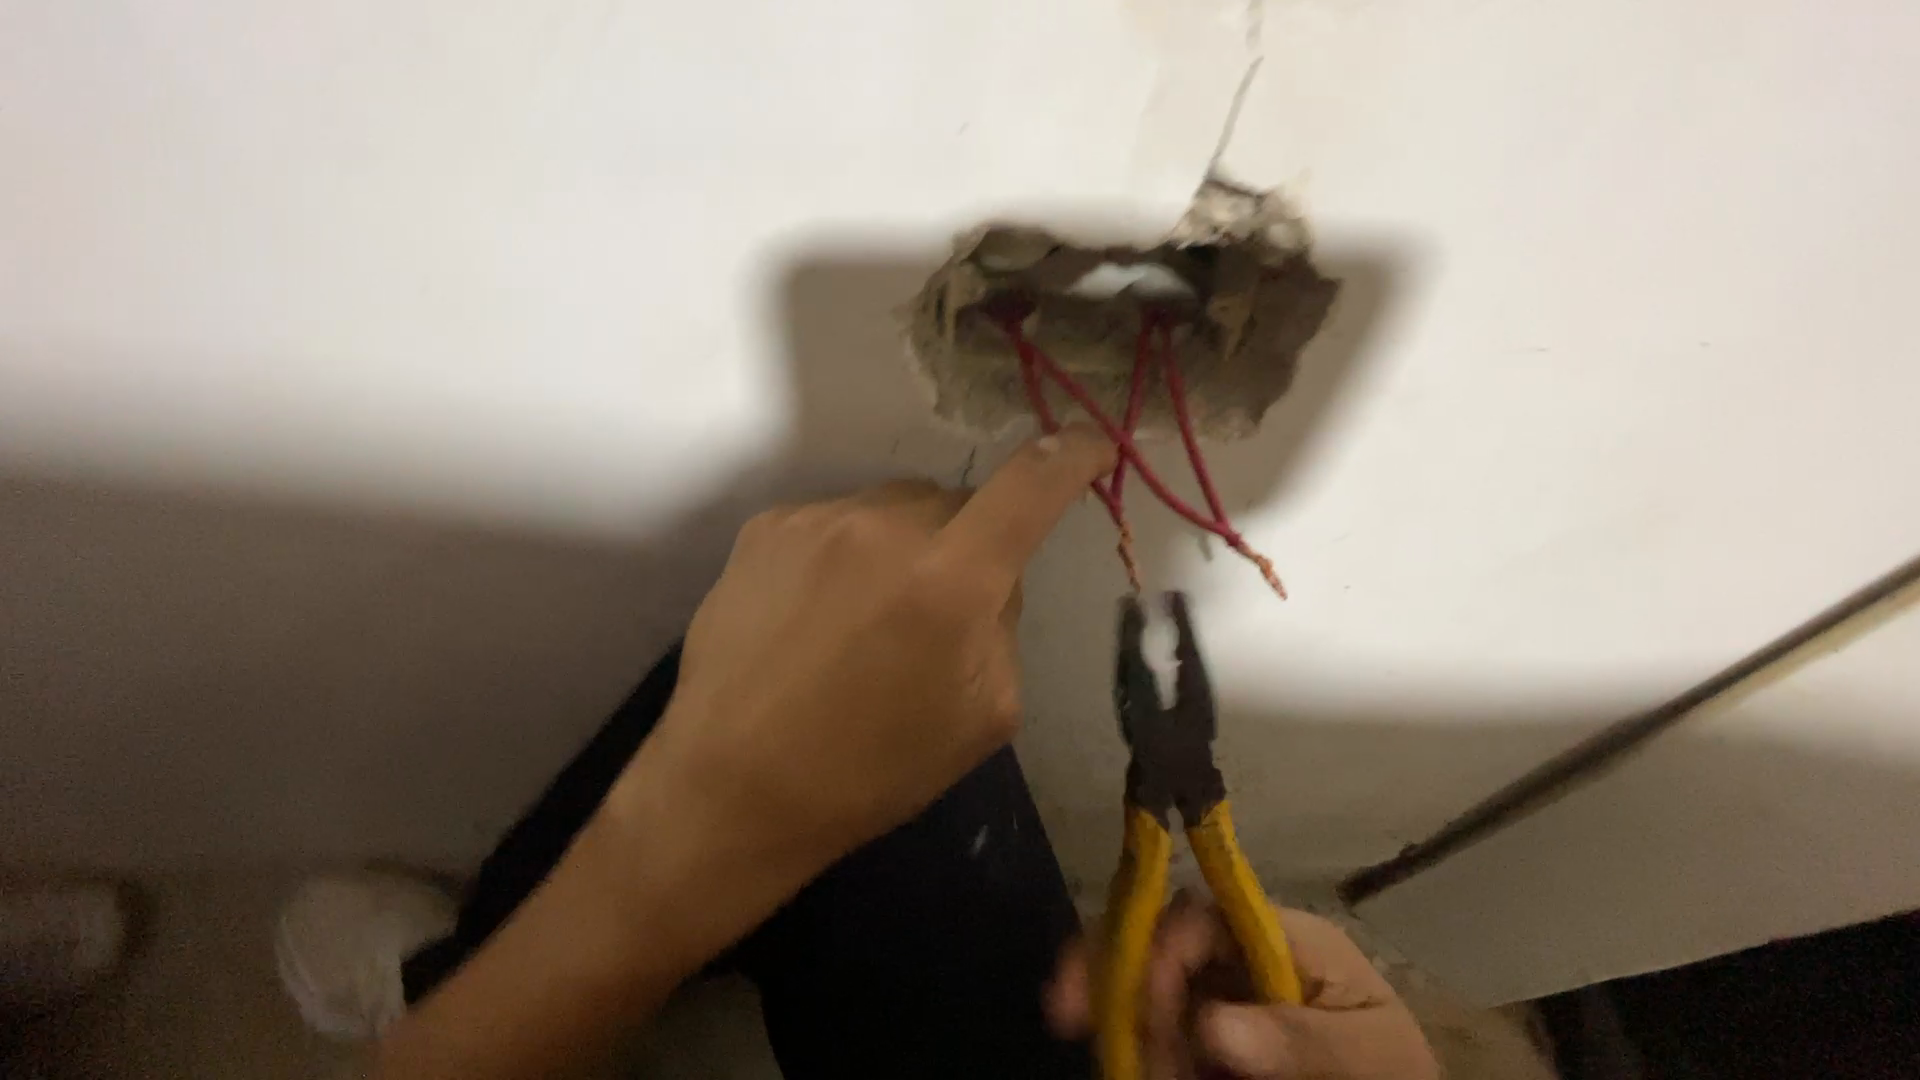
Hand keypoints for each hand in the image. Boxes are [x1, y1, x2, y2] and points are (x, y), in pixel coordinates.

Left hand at [619, 427, 1117, 877]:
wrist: (734, 786)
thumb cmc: (873, 769)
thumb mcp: (987, 713)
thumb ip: (1005, 624)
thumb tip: (991, 576)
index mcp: (951, 581)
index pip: (1031, 487)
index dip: (1074, 456)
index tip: (1094, 445)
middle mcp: (884, 526)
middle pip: (956, 502)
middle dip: (966, 544)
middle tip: (937, 612)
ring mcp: (817, 519)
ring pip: (893, 508)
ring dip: (903, 546)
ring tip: (866, 617)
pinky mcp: (765, 527)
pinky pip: (836, 520)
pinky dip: (847, 553)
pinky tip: (817, 612)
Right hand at [1047, 898, 1438, 1079]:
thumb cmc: (1392, 1070)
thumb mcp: (1370, 1057)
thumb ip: (1300, 1039)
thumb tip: (1210, 1027)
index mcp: (1276, 936)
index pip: (1201, 914)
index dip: (1160, 946)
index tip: (1146, 1006)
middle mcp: (1233, 952)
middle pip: (1154, 937)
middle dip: (1107, 967)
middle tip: (1064, 1011)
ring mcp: (1215, 991)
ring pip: (1141, 981)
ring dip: (1118, 1017)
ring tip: (1121, 1064)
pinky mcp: (1203, 1028)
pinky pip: (1152, 1024)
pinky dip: (1132, 1040)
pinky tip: (1122, 1061)